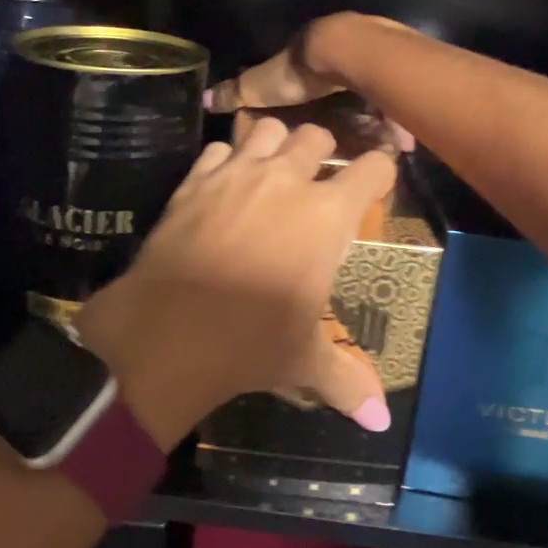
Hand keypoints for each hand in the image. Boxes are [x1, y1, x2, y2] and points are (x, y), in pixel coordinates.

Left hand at [76, 117, 398, 448]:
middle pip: (316, 133)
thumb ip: (348, 380)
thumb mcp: (304, 360)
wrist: (167, 330)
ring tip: (272, 168)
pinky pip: (218, 147)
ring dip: (275, 142)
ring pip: (267, 127)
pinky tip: (224, 182)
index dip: (379, 171)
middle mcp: (287, 180)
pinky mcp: (195, 178)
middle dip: (322, 149)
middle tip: (317, 177)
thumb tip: (381, 420)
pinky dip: (226, 157)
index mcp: (327, 215)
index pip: (372, 169)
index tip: (376, 182)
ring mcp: (237, 172)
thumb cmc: (250, 341)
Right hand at [204, 12, 415, 149]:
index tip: (304, 125)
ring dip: (372, 118)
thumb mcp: (262, 85)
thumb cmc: (301, 72)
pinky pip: (395, 103)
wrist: (350, 53)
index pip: (303, 76)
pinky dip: (395, 124)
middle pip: (341, 85)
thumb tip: (207, 99)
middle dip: (342, 110)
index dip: (303, 99)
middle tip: (342, 140)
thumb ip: (239, 92)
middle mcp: (343, 53)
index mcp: (310, 52)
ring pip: (371, 95)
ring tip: (371, 148)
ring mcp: (372, 62)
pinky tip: (397, 145)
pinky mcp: (397, 75)